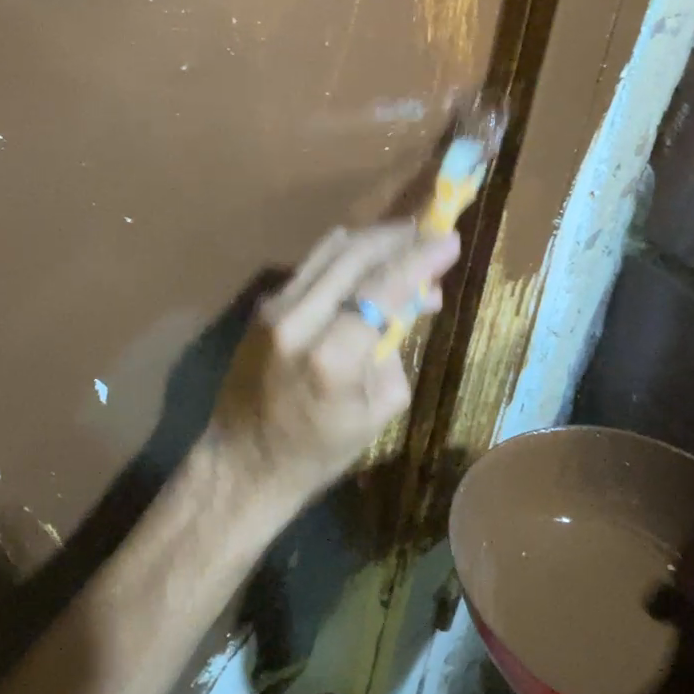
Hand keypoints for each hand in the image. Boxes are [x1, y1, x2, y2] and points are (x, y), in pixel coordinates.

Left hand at [204, 220, 460, 504]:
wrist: (242, 461)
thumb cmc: (318, 451)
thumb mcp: (377, 414)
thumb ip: (394, 352)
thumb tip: (407, 304)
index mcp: (331, 357)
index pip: (383, 289)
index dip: (420, 260)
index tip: (451, 241)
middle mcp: (298, 320)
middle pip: (355, 255)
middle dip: (398, 238)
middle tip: (431, 232)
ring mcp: (274, 308)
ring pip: (330, 251)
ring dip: (372, 240)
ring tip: (405, 241)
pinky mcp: (263, 306)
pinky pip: (311, 267)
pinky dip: (345, 258)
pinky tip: (367, 263)